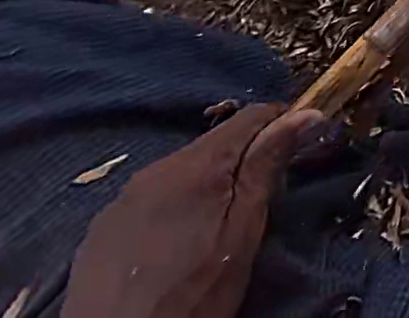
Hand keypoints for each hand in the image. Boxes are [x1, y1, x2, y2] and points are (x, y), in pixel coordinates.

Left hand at [64, 104, 321, 317]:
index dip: (282, 123)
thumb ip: (268, 165)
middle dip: (246, 156)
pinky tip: (179, 239)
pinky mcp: (101, 230)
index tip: (299, 147)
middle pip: (217, 141)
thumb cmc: (192, 296)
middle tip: (262, 195)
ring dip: (212, 179)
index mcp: (195, 165)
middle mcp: (155, 170)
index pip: (252, 115)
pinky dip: (178, 202)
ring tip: (220, 220)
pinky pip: (155, 195)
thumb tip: (307, 113)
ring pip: (186, 168)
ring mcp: (121, 200)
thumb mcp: (243, 230)